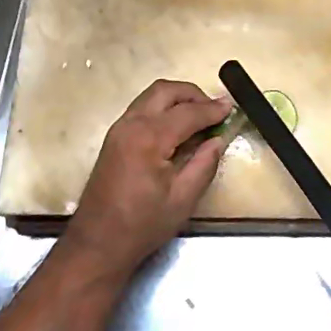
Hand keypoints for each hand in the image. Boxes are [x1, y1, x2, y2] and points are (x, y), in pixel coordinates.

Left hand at [58, 80, 230, 280]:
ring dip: (176, 98)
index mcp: (148, 138)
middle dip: (192, 94)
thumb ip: (204, 164)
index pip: (187, 113)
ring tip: (199, 116)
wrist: (99, 240)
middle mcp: (131, 124)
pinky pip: (142, 108)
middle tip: (214, 109)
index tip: (231, 108)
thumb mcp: (182, 199)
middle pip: (165, 91)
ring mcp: (119, 128)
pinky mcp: (114, 136)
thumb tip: (218, 139)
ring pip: (151, 96)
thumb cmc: (142, 225)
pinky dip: (162, 108)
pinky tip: (177, 126)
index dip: (212, 109)